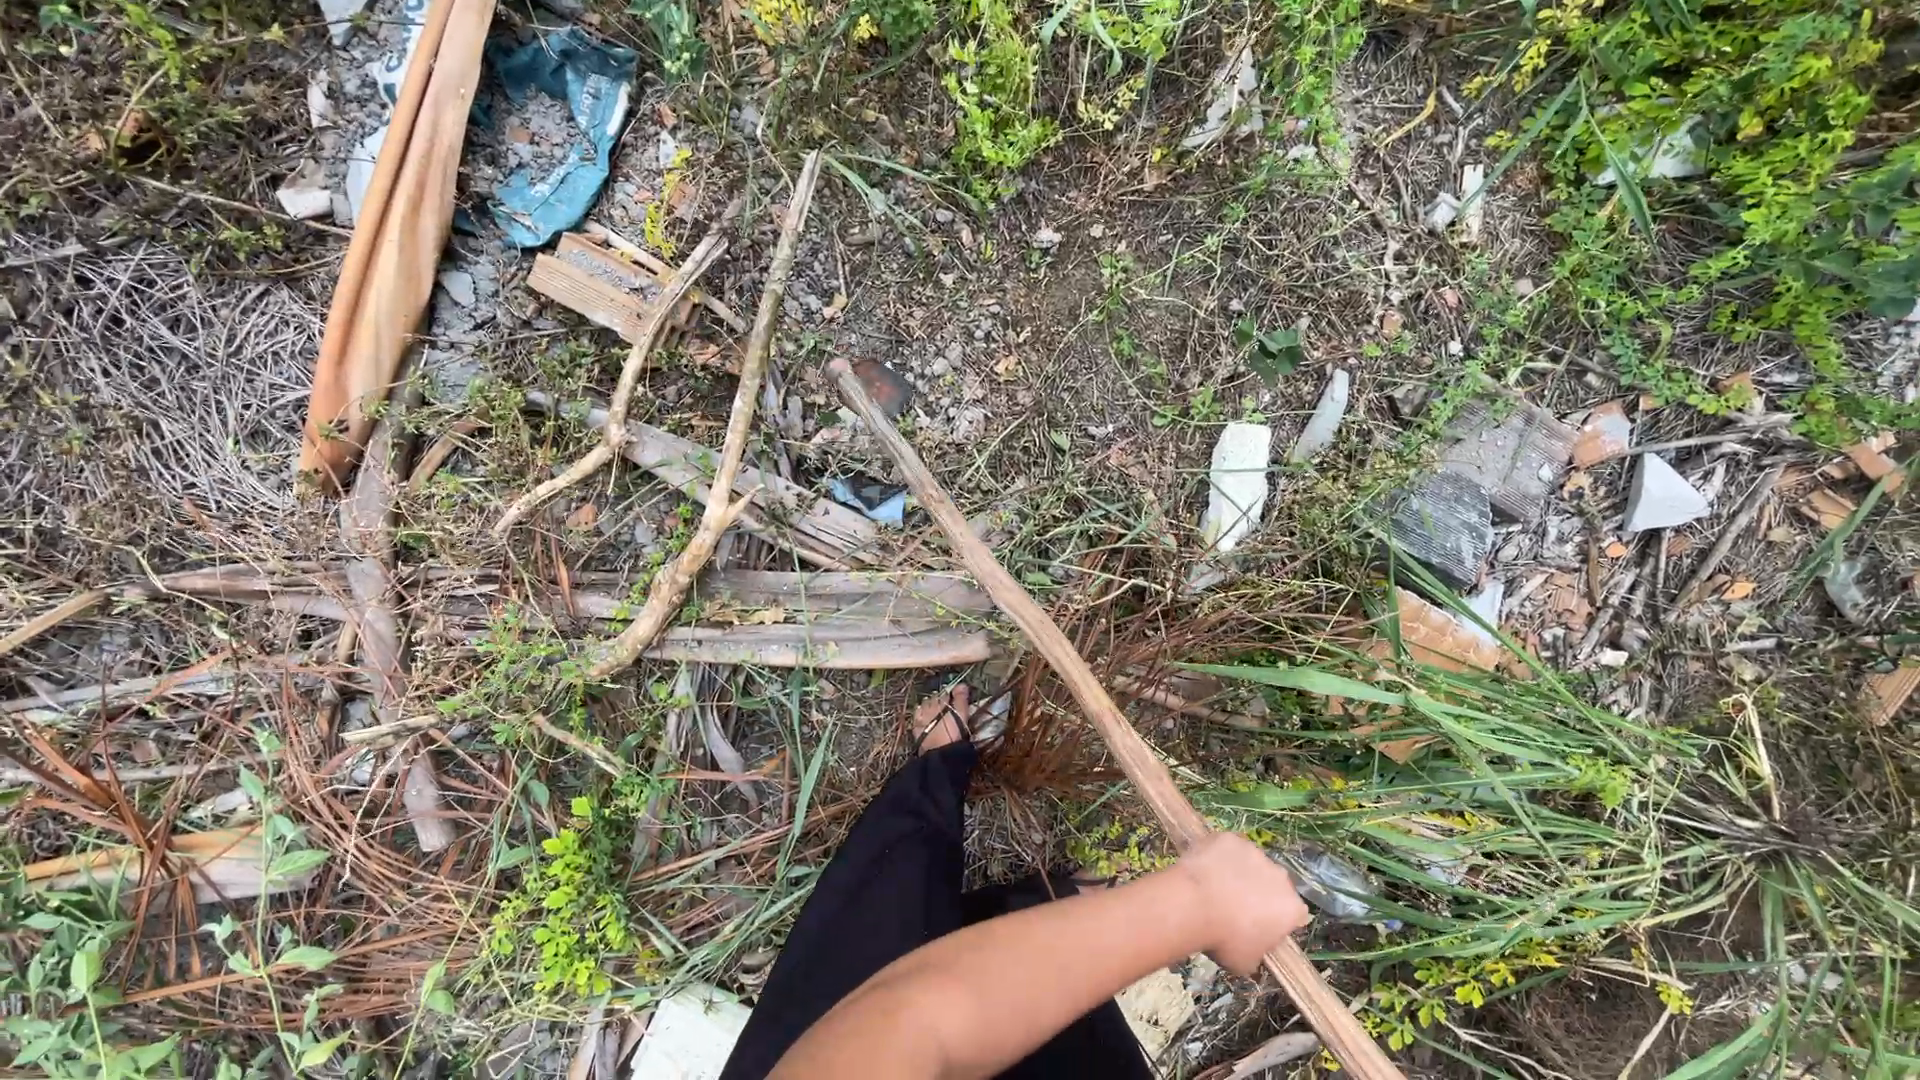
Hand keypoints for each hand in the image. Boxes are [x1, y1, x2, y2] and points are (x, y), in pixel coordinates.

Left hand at [1177, 832, 1311, 974]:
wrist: (1192, 905)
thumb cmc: (1223, 940)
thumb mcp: (1247, 962)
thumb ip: (1258, 950)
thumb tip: (1251, 944)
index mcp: (1291, 907)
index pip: (1291, 913)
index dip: (1274, 919)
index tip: (1257, 925)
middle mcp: (1280, 876)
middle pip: (1273, 884)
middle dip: (1259, 892)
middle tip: (1233, 905)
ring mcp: (1254, 852)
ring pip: (1250, 862)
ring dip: (1239, 871)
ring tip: (1214, 885)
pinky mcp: (1230, 838)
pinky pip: (1227, 847)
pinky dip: (1218, 855)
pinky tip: (1204, 868)